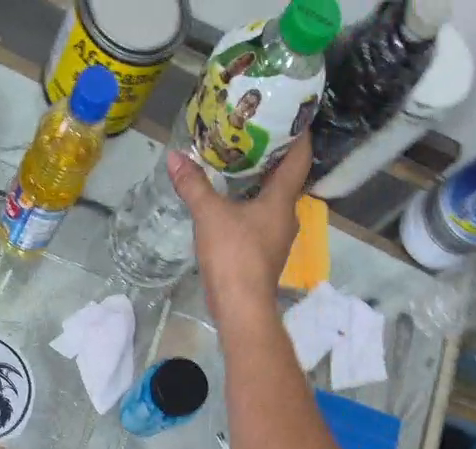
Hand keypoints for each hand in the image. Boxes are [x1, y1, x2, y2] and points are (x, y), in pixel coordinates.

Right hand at [168, 145, 310, 318]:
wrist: (241, 308)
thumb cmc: (234, 256)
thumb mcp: (210, 216)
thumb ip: (193, 185)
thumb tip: (175, 157)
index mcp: (282, 199)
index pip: (299, 156)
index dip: (298, 132)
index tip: (289, 113)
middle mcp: (287, 216)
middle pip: (286, 178)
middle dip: (272, 156)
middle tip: (253, 135)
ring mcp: (277, 238)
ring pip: (273, 201)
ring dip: (260, 184)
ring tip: (238, 165)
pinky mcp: (264, 256)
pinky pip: (261, 221)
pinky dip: (250, 207)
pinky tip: (231, 204)